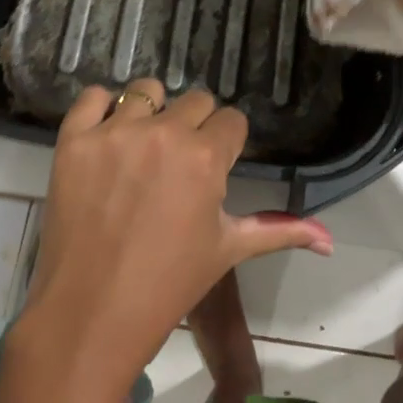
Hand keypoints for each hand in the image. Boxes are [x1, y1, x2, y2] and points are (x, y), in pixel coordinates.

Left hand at [0, 79, 332, 402]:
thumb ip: (278, 231)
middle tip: (178, 163)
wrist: (92, 312)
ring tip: (141, 145)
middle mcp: (165, 133)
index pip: (231, 120)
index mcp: (207, 157)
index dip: (226, 143)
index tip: (213, 167)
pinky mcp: (74, 139)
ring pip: (144, 91)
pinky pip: (91, 97)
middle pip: (194, 101)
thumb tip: (329, 240)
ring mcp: (116, 133)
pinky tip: (106, 135)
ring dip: (150, 111)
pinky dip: (100, 109)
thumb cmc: (168, 284)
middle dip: (194, 126)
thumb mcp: (227, 251)